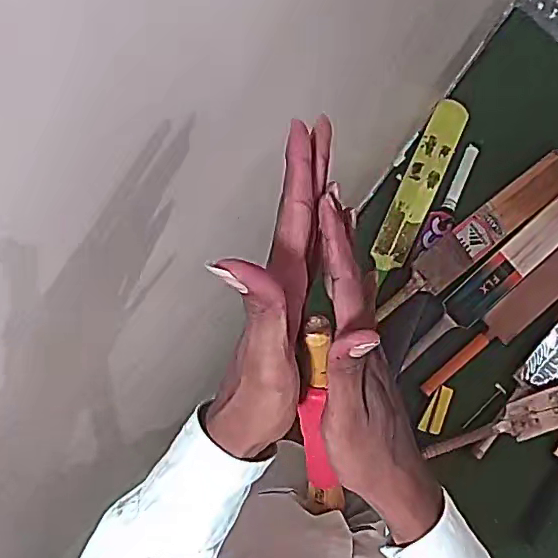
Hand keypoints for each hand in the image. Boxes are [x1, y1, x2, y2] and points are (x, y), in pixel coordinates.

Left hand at [205, 117, 333, 459]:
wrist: (245, 425)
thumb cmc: (257, 399)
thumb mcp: (264, 358)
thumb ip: (258, 310)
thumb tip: (231, 263)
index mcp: (279, 288)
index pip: (292, 221)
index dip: (300, 177)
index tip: (306, 136)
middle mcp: (279, 286)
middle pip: (297, 217)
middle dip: (309, 171)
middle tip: (318, 133)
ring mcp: (285, 297)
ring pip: (304, 233)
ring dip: (313, 196)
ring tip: (324, 167)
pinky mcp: (292, 312)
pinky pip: (311, 259)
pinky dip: (320, 235)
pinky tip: (326, 230)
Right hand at [316, 181, 445, 541]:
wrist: (396, 479)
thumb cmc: (368, 455)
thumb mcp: (347, 421)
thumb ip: (350, 374)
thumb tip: (355, 331)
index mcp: (359, 349)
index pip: (347, 287)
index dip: (336, 244)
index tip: (323, 202)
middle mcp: (367, 340)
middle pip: (356, 273)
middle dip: (341, 227)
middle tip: (330, 185)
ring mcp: (367, 346)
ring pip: (357, 284)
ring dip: (345, 245)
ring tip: (334, 212)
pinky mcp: (365, 357)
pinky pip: (353, 303)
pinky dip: (345, 275)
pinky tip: (340, 271)